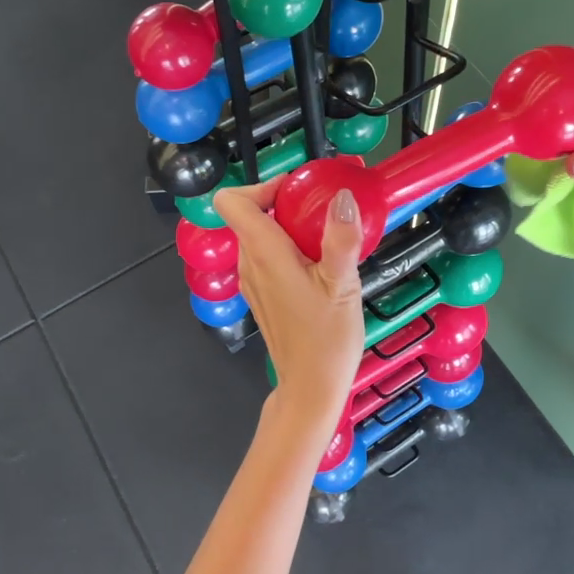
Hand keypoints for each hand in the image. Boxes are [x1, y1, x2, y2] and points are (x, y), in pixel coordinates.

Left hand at [213, 178, 365, 424]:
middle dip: (284, 204)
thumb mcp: (343, 285)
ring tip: (327, 236)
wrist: (311, 386)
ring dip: (288, 227)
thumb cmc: (327, 338)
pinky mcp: (262, 296)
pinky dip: (288, 249)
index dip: (260, 186)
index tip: (297, 192)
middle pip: (250, 215)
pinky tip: (320, 264)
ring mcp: (252, 281)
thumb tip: (342, 197)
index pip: (231, 201)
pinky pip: (267, 258)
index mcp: (263, 253)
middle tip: (323, 210)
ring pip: (260, 236)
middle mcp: (250, 263)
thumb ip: (341, 239)